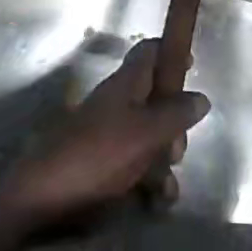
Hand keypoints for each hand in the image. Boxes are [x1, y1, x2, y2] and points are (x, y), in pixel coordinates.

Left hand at [0, 39, 211, 229]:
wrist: (50, 192)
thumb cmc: (100, 152)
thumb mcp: (147, 132)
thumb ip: (176, 114)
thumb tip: (201, 97)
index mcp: (126, 83)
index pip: (148, 52)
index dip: (170, 52)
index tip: (191, 63)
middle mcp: (119, 101)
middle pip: (156, 98)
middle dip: (174, 123)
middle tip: (178, 148)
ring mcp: (111, 131)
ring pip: (150, 134)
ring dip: (164, 157)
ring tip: (168, 183)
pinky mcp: (105, 160)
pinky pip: (137, 162)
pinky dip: (151, 179)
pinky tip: (159, 198)